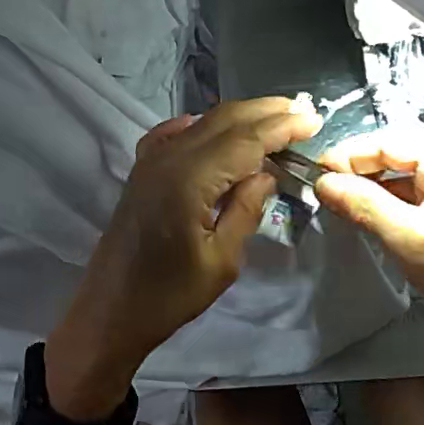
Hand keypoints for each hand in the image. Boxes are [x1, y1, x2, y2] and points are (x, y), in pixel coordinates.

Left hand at [47, 97, 323, 418]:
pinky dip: (202, 126)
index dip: (281, 127)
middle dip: (266, 112)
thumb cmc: (169, 295)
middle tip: (303, 111)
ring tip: (274, 117)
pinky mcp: (141, 173)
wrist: (109, 313)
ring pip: (201, 123)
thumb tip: (266, 173)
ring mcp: (150, 162)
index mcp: (189, 179)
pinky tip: (215, 127)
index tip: (314, 119)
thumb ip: (246, 210)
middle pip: (224, 120)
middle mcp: (168, 159)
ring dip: (240, 117)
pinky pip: (174, 135)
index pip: (245, 140)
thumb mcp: (222, 261)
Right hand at [315, 128, 423, 358]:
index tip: (314, 176)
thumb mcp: (412, 241)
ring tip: (348, 211)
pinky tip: (383, 221)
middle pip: (402, 154)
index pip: (388, 140)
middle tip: (327, 198)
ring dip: (383, 191)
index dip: (347, 156)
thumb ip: (364, 206)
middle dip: (363, 175)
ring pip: (415, 176)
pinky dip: (405, 205)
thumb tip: (324, 182)